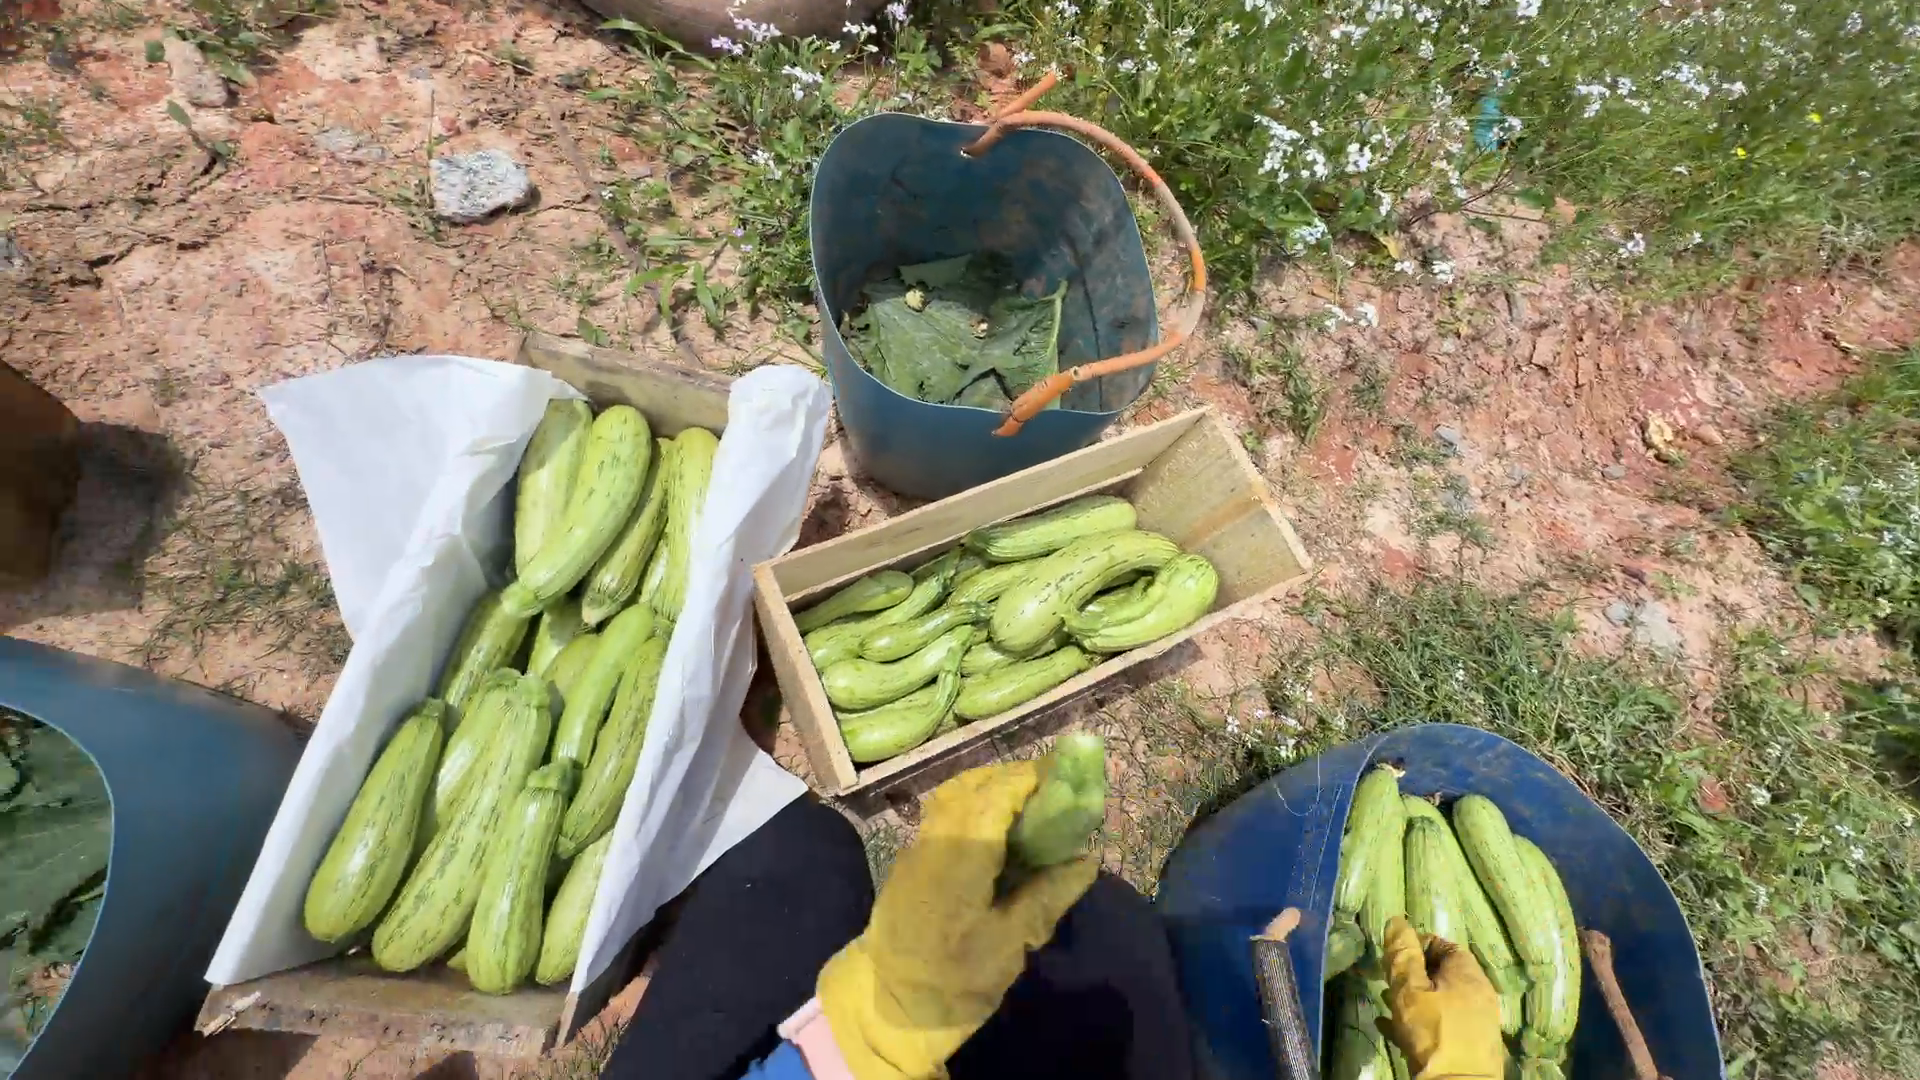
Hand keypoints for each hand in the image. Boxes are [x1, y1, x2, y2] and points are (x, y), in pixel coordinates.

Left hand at [816, 761, 1097, 1079]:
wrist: (884, 1007)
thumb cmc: (952, 983)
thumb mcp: (1009, 946)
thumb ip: (1048, 896)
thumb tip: (1088, 859)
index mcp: (961, 857)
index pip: (996, 796)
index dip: (1029, 780)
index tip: (1064, 777)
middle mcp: (935, 838)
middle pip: (974, 785)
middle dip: (1014, 778)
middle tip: (1052, 788)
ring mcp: (917, 843)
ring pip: (955, 792)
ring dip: (992, 785)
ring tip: (1028, 801)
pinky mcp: (911, 855)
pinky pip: (945, 809)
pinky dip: (974, 801)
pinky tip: (996, 823)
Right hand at [1377, 916, 1505, 1079]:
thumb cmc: (1432, 1030)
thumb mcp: (1408, 986)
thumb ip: (1402, 952)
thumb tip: (1397, 921)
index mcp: (1469, 976)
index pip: (1443, 944)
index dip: (1415, 944)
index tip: (1394, 957)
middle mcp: (1479, 996)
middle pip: (1441, 972)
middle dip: (1411, 972)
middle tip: (1388, 979)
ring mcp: (1477, 1022)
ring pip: (1440, 997)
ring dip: (1413, 996)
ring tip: (1388, 1002)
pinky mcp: (1471, 1045)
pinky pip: (1442, 1022)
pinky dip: (1420, 1018)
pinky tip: (1394, 1026)